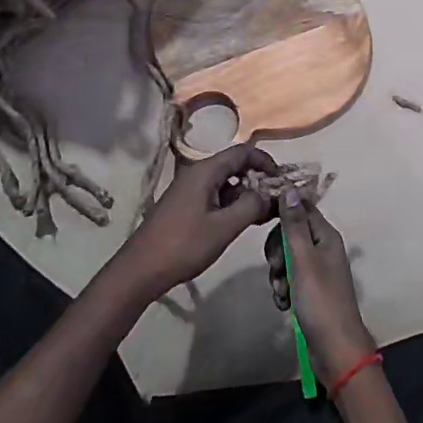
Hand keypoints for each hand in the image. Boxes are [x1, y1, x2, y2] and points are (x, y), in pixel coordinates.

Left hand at [115, 144, 278, 296]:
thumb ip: (251, 206)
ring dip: (246, 194)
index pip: (243, 152)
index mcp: (205, 171)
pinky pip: (216, 195)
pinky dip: (232, 203)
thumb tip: (269, 194)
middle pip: (235, 165)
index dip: (266, 161)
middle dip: (258, 179)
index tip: (282, 180)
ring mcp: (189, 189)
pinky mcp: (186, 205)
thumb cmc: (184, 245)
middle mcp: (197, 173)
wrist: (141, 270)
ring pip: (226, 182)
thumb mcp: (224, 227)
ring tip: (263, 215)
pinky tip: (241, 222)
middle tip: (276, 201)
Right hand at [266, 192, 374, 379]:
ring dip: (278, 273)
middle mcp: (323, 248)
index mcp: (326, 236)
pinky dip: (283, 289)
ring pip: (287, 257)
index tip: (260, 219)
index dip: (282, 210)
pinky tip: (284, 303)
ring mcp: (317, 270)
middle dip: (277, 249)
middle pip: (290, 233)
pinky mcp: (310, 290)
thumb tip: (290, 189)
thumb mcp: (303, 260)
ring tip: (281, 291)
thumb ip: (294, 225)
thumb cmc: (320, 300)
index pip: (302, 207)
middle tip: (275, 267)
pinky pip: (289, 279)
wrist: (334, 348)